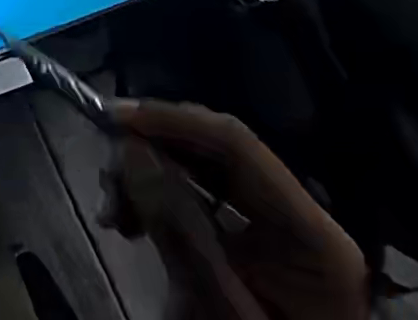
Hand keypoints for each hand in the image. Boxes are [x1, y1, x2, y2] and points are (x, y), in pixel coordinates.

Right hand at [104, 100, 367, 319]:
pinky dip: (149, 196)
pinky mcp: (244, 241)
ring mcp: (272, 230)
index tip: (112, 116)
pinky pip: (189, 194)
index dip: (173, 120)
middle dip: (149, 151)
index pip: (238, 145)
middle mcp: (297, 218)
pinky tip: (123, 220)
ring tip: (110, 210)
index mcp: (312, 237)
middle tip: (104, 175)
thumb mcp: (212, 308)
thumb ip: (175, 227)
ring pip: (194, 167)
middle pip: (213, 150)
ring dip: (142, 174)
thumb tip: (130, 147)